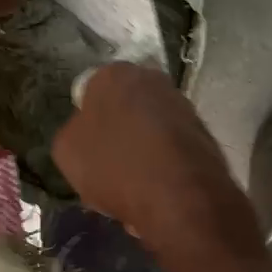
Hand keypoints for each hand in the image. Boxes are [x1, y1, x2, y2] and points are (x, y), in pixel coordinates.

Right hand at [52, 64, 265, 266]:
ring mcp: (182, 105)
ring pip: (150, 129)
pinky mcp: (204, 133)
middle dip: (117, 132)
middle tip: (107, 166)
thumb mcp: (67, 151)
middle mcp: (152, 79)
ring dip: (142, 150)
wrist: (180, 197)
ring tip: (133, 186)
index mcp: (115, 74)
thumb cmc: (115, 165)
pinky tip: (156, 192)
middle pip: (124, 107)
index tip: (86, 147)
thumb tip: (88, 130)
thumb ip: (74, 131)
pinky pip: (171, 149)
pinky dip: (164, 165)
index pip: (91, 91)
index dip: (87, 120)